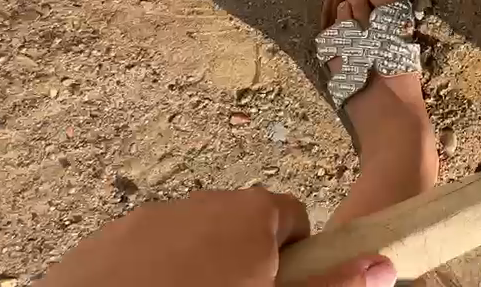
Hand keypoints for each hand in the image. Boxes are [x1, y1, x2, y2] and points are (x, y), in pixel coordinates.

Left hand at [39, 188, 392, 286]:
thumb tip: (389, 264)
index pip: (294, 219)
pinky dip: (140, 278)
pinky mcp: (92, 246)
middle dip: (240, 265)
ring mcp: (144, 220)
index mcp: (252, 214)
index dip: (292, 261)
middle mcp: (204, 202)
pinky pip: (134, 255)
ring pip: (186, 241)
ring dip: (189, 271)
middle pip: (240, 227)